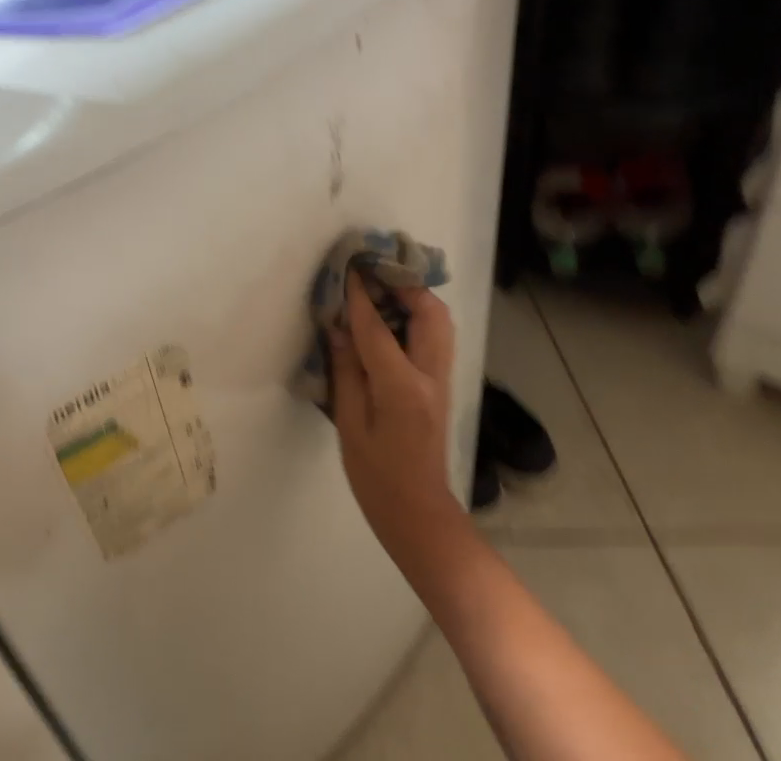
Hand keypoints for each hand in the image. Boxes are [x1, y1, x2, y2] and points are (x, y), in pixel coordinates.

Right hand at [328, 271, 461, 556]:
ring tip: (381, 286)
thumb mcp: (350, 425)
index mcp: (402, 388)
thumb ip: (346, 373)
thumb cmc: (376, 476)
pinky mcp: (441, 385)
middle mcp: (430, 376)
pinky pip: (435, 336)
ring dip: (414, 297)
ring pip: (439, 322)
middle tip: (372, 271)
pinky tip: (391, 317)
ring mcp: (441, 379)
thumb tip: (338, 330)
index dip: (359, 297)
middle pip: (429, 313)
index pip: (377, 329)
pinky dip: (417, 316)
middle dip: (403, 284)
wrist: (418, 510)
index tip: (347, 269)